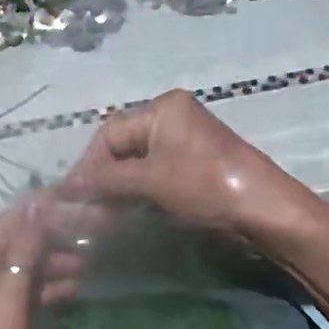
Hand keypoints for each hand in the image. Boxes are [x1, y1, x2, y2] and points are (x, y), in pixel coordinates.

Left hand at [0, 196, 80, 328]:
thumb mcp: (11, 293)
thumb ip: (24, 249)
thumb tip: (36, 208)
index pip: (5, 224)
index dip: (34, 210)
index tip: (68, 197)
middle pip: (19, 244)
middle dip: (52, 236)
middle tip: (88, 229)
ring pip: (30, 267)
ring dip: (56, 261)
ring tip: (88, 259)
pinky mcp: (13, 315)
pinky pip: (34, 290)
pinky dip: (54, 285)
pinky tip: (78, 284)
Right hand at [55, 89, 328, 246]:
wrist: (261, 209)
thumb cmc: (205, 185)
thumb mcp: (151, 180)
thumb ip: (107, 181)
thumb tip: (67, 188)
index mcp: (163, 109)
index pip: (109, 134)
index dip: (88, 166)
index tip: (73, 198)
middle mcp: (172, 119)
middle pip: (122, 148)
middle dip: (103, 180)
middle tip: (86, 212)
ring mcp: (184, 144)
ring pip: (137, 166)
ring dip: (119, 191)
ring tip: (102, 219)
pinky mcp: (193, 168)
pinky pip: (155, 177)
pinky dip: (139, 195)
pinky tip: (127, 215)